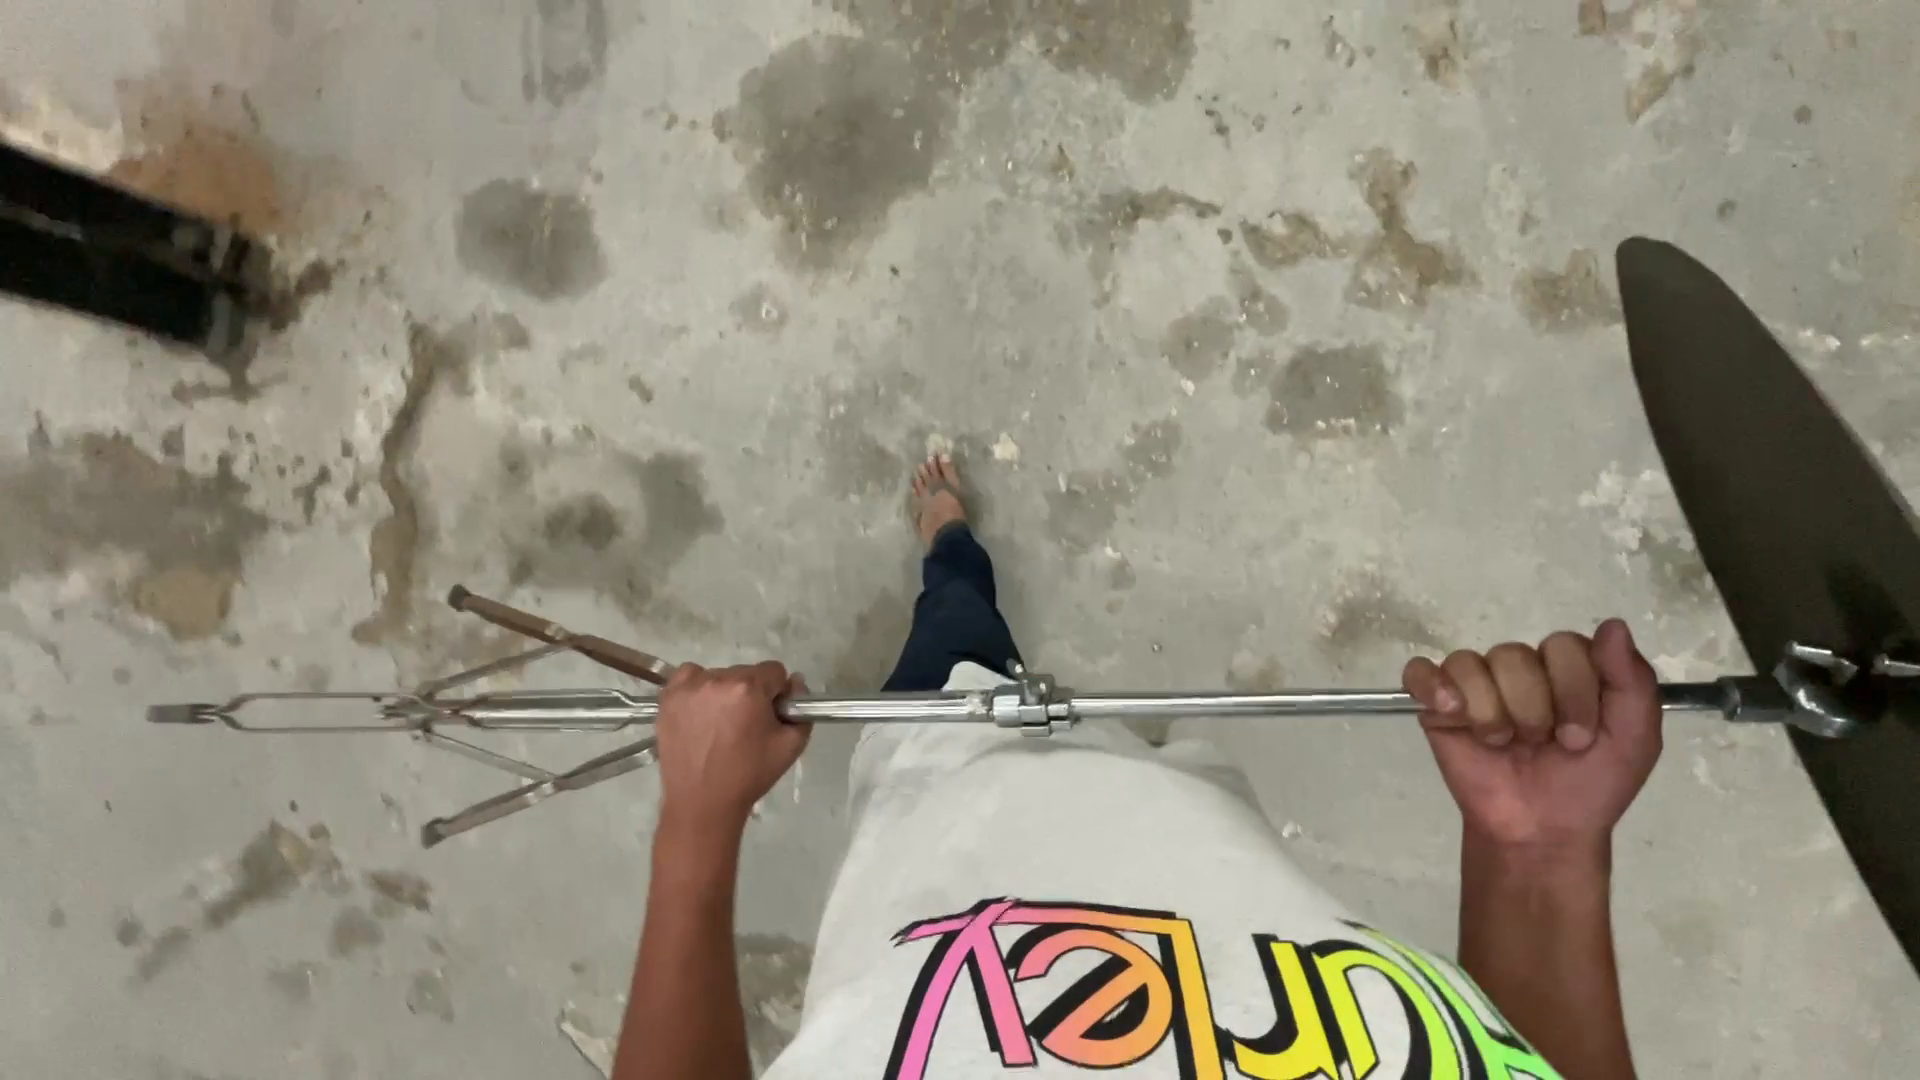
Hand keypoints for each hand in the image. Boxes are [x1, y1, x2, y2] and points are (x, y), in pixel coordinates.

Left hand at [653, 661, 810, 834]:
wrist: (703, 803)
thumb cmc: (750, 774)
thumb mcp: (792, 745)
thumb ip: (801, 709)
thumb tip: (795, 684)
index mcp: (750, 688)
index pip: (775, 671)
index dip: (778, 693)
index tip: (771, 715)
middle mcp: (718, 680)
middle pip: (747, 673)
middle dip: (752, 693)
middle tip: (746, 724)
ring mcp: (689, 688)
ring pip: (720, 675)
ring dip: (726, 691)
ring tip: (721, 722)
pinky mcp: (668, 698)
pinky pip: (689, 676)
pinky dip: (697, 687)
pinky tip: (700, 710)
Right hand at [1401, 619, 1661, 853]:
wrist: (1540, 828)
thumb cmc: (1588, 785)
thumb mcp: (1634, 739)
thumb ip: (1631, 682)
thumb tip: (1613, 625)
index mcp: (1564, 669)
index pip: (1563, 645)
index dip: (1574, 689)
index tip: (1580, 737)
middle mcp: (1516, 668)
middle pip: (1514, 655)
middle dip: (1533, 707)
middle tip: (1541, 744)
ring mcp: (1471, 684)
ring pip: (1471, 665)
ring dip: (1492, 712)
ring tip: (1501, 743)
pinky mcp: (1432, 703)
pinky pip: (1420, 671)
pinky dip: (1433, 687)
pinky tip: (1452, 712)